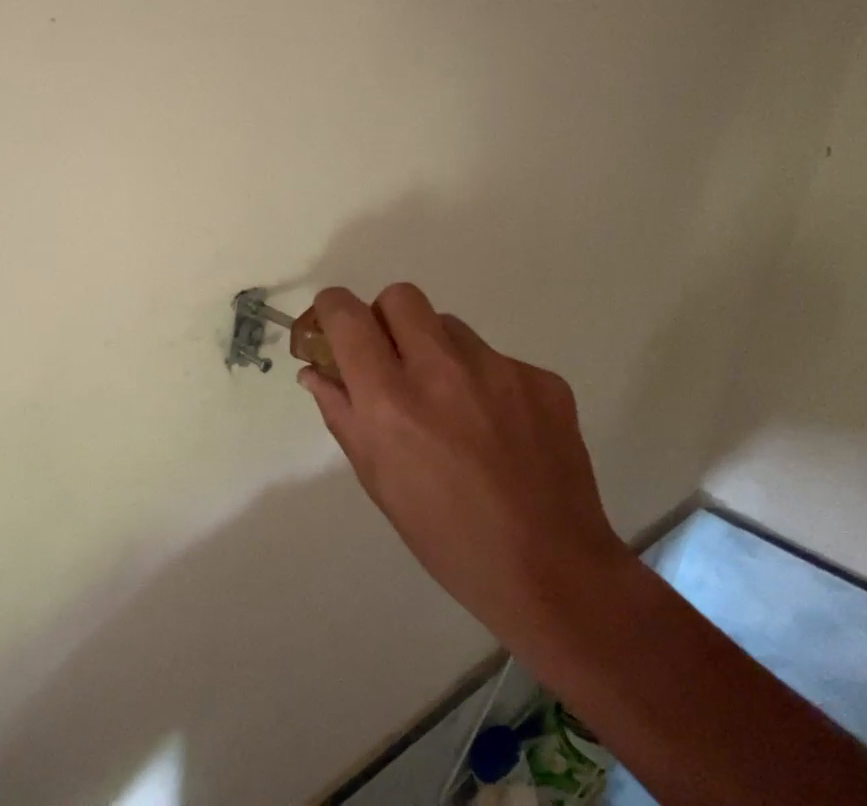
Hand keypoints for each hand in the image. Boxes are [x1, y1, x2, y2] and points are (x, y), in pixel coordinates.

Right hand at [298, 284, 630, 634]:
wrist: (550, 568)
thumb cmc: (444, 536)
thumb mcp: (376, 479)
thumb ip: (342, 414)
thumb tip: (317, 371)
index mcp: (389, 400)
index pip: (347, 315)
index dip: (331, 310)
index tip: (332, 328)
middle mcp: (441, 370)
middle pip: (400, 297)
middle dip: (384, 319)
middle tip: (390, 361)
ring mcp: (499, 370)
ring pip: (451, 327)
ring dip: (435, 351)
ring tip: (450, 406)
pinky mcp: (542, 379)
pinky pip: (496, 360)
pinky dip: (483, 382)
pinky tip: (496, 430)